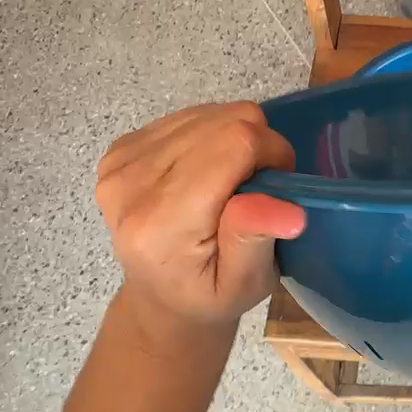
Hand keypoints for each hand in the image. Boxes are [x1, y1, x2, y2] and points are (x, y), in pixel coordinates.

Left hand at [95, 103, 306, 343]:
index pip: (234, 143)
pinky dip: (213, 136)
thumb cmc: (209, 296)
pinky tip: (207, 171)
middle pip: (225, 121)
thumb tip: (289, 210)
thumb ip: (256, 240)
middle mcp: (131, 184)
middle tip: (260, 186)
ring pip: (212, 112)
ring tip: (232, 182)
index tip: (279, 185)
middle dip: (258, 144)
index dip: (272, 151)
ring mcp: (121, 161)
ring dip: (235, 139)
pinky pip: (192, 116)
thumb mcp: (245, 285)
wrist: (160, 299)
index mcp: (161, 222)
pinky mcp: (122, 148)